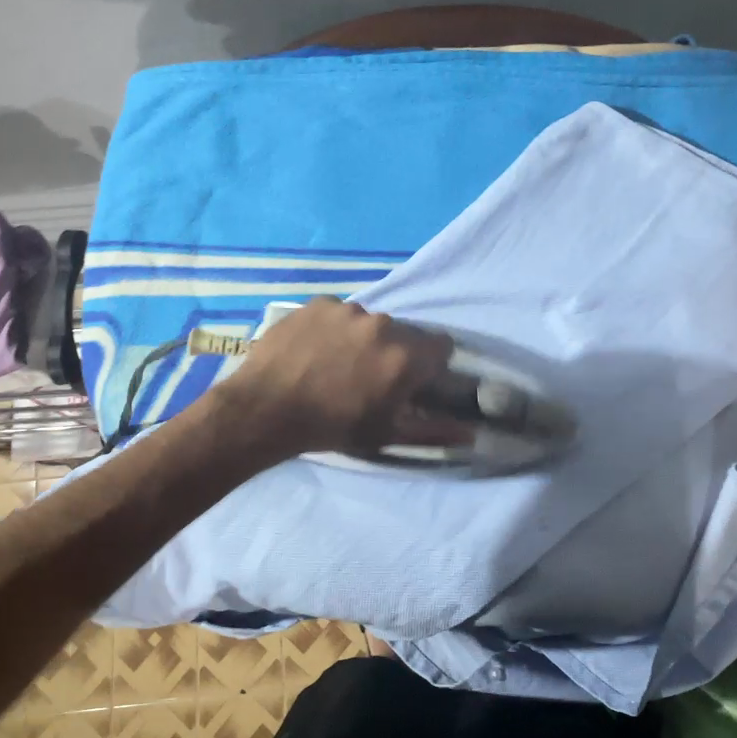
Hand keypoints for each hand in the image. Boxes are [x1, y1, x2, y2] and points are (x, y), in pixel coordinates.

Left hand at [213, 297, 474, 463]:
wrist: (265, 409)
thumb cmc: (331, 428)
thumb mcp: (386, 434)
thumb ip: (433, 431)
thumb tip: (471, 433)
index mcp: (405, 356)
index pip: (440, 345)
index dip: (430, 363)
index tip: (414, 379)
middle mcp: (383, 324)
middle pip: (402, 333)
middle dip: (393, 352)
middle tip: (368, 377)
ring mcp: (349, 309)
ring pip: (368, 322)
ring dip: (361, 339)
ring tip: (335, 364)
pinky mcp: (319, 303)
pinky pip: (338, 313)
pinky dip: (332, 329)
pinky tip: (314, 350)